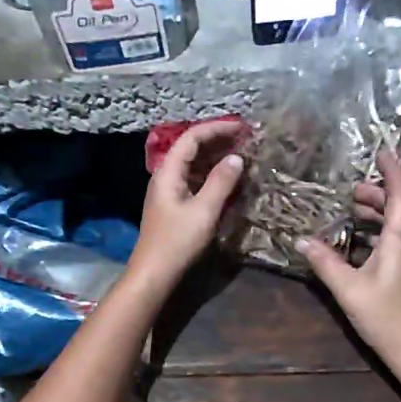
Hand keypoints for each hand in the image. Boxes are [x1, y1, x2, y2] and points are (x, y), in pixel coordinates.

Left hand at [128, 119, 245, 287]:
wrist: (154, 273)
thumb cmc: (177, 242)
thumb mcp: (203, 211)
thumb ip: (221, 182)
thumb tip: (237, 158)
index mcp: (168, 172)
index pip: (191, 138)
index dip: (216, 128)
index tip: (242, 127)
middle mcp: (166, 177)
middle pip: (191, 149)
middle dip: (218, 141)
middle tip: (246, 139)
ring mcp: (169, 192)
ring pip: (194, 165)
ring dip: (216, 158)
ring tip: (242, 155)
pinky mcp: (174, 206)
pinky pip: (195, 181)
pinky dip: (212, 175)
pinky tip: (229, 179)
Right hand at [299, 150, 400, 373]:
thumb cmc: (385, 315)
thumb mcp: (349, 288)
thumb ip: (325, 262)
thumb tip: (302, 240)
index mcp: (399, 239)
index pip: (400, 195)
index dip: (392, 172)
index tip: (382, 152)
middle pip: (398, 208)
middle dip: (378, 193)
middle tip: (352, 189)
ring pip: (396, 225)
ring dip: (377, 213)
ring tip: (352, 209)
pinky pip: (393, 241)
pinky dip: (376, 232)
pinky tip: (357, 242)